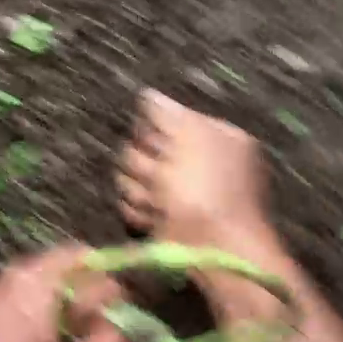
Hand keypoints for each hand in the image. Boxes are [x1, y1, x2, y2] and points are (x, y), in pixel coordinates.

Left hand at [0, 246, 132, 341]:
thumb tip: (122, 326)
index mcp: (56, 287)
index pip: (106, 280)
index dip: (122, 298)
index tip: (125, 315)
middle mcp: (28, 271)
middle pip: (73, 256)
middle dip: (95, 272)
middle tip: (103, 300)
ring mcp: (1, 276)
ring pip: (45, 264)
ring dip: (65, 277)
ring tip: (71, 310)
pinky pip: (21, 277)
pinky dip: (38, 286)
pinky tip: (34, 317)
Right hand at [118, 89, 269, 246]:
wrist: (212, 246)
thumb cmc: (207, 189)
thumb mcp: (193, 138)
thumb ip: (168, 114)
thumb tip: (148, 94)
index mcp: (212, 137)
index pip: (161, 121)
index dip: (155, 134)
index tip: (163, 147)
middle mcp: (194, 161)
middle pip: (139, 149)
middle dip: (143, 165)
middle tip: (163, 179)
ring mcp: (176, 190)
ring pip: (129, 177)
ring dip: (139, 190)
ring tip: (160, 205)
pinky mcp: (160, 215)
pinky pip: (130, 204)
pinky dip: (138, 211)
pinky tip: (153, 217)